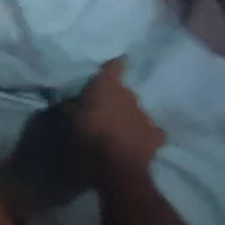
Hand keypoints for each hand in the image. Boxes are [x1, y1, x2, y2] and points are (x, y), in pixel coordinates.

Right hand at [73, 57, 165, 173]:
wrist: (116, 163)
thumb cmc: (89, 134)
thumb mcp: (71, 117)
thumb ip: (73, 104)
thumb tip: (69, 99)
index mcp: (108, 86)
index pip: (115, 65)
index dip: (116, 63)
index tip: (119, 60)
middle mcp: (129, 96)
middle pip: (125, 92)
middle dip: (117, 98)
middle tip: (106, 108)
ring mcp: (145, 116)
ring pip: (137, 111)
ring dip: (130, 117)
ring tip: (121, 128)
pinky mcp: (156, 137)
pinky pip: (153, 132)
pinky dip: (147, 135)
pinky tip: (142, 140)